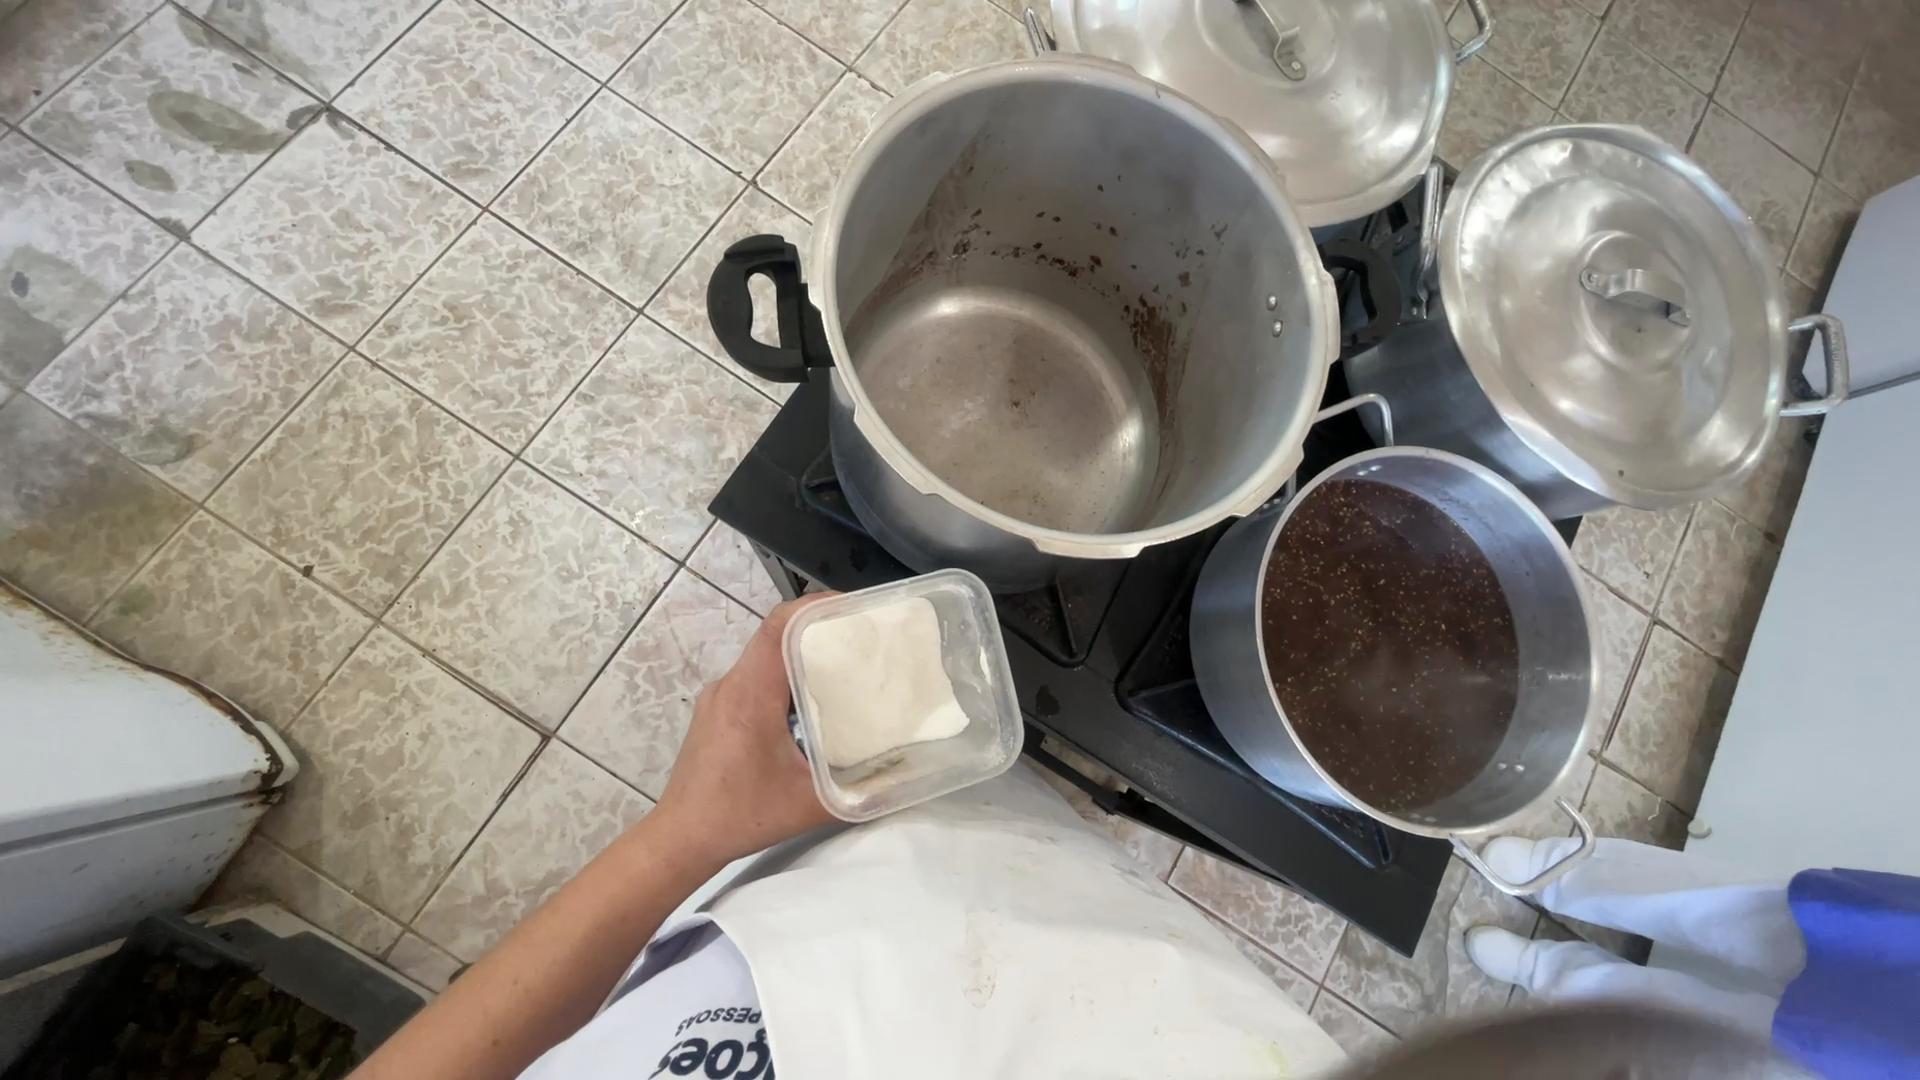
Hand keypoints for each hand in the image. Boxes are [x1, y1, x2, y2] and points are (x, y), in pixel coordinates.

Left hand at [650, 594, 837, 866]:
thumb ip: (859, 790)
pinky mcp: (718, 709)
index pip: (779, 627)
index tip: (854, 608)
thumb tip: (905, 774)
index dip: (816, 607)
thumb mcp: (808, 804)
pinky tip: (811, 699)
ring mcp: (721, 696)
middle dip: (820, 628)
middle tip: (862, 637)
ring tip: (844, 666)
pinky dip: (786, 674)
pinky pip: (756, 675)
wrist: (680, 838)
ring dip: (803, 652)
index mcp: (751, 695)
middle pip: (776, 634)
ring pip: (766, 655)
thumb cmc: (740, 816)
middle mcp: (731, 685)